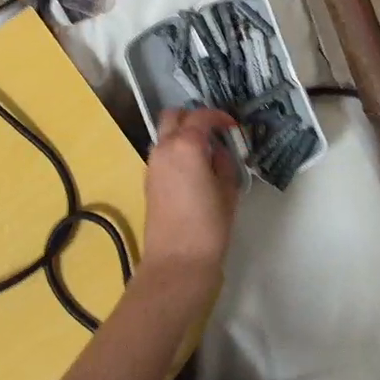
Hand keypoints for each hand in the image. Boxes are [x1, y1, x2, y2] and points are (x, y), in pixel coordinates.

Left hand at [141, 108, 241, 286]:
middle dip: (193, 117)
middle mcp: (164, 148)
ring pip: (164, 135)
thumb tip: (218, 153)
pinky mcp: (148, 182)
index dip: (219, 117)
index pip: (201, 116)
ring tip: (204, 152)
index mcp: (186, 145)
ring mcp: (152, 165)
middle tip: (213, 131)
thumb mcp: (228, 192)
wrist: (177, 262)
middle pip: (173, 117)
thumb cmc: (209, 226)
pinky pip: (161, 154)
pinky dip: (175, 152)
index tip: (232, 126)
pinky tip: (192, 170)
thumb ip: (224, 164)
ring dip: (181, 134)